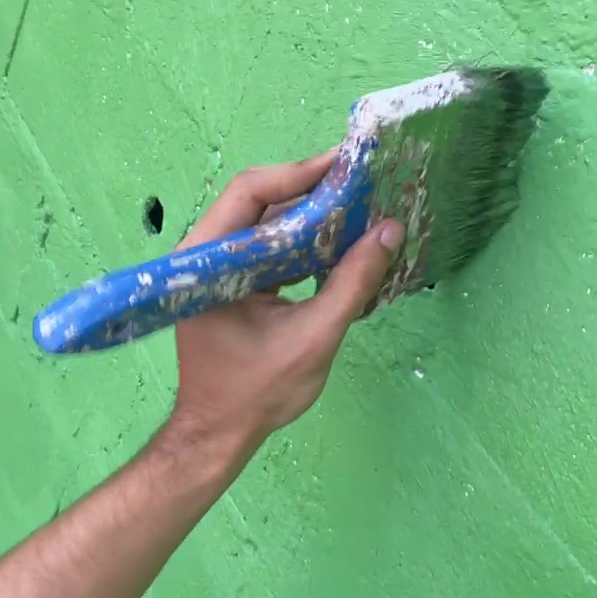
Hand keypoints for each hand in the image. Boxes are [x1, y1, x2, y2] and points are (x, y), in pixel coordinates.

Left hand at [163, 152, 403, 459]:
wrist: (218, 433)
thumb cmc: (256, 393)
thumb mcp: (313, 337)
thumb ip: (352, 283)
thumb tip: (391, 230)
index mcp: (208, 258)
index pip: (250, 191)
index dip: (299, 173)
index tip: (346, 163)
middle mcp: (205, 252)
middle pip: (259, 201)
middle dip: (311, 189)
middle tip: (361, 178)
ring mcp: (217, 266)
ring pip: (266, 222)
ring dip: (310, 215)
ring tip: (359, 203)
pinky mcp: (231, 280)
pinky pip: (268, 246)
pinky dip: (302, 242)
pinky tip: (340, 240)